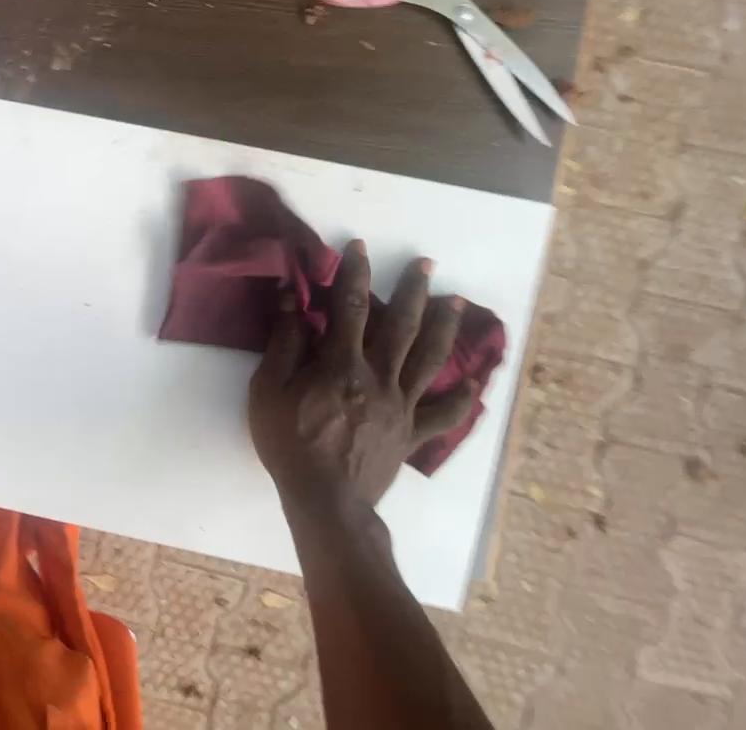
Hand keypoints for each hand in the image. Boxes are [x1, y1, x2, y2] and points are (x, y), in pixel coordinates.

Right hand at [248, 241, 477, 513]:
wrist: (324, 499)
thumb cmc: (288, 441)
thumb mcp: (267, 389)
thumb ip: (284, 343)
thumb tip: (291, 299)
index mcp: (342, 364)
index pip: (351, 308)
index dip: (355, 275)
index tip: (360, 248)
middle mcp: (380, 377)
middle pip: (402, 326)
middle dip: (414, 291)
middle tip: (427, 265)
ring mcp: (402, 405)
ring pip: (431, 359)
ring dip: (445, 327)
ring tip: (457, 302)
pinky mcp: (413, 432)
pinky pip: (444, 412)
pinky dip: (463, 396)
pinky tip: (477, 383)